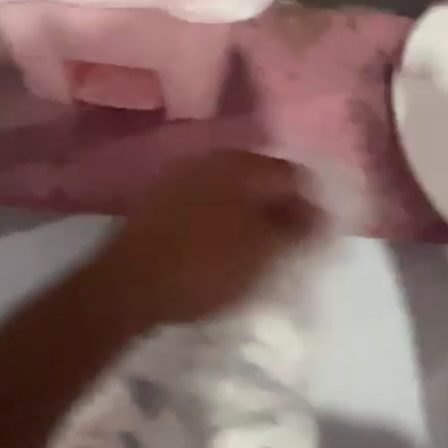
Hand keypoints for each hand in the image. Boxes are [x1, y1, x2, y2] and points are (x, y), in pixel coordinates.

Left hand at [96, 151, 321, 326]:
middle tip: (294, 243)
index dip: (315, 205)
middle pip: (264, 179)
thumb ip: (300, 230)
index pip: (295, 175)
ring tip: (262, 249)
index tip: (322, 237)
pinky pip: (209, 203)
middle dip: (283, 208)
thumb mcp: (264, 255)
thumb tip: (323, 215)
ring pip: (235, 190)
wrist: (124, 287)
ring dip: (253, 214)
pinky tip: (225, 247)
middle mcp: (214, 159)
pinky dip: (225, 220)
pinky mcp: (162, 200)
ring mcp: (184, 177)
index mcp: (244, 165)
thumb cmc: (204, 268)